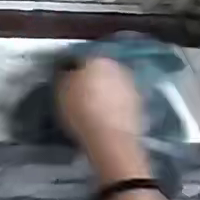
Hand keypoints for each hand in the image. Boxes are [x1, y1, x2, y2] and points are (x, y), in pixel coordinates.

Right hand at [56, 57, 150, 183]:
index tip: (63, 81)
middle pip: (98, 70)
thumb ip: (64, 76)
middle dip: (89, 79)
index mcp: (96, 60)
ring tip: (90, 107)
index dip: (69, 70)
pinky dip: (112, 105)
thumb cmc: (80, 111)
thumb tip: (67, 72)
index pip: (78, 59)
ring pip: (111, 84)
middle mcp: (117, 67)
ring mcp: (130, 86)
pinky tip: (102, 116)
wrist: (110, 140)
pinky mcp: (139, 105)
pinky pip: (119, 100)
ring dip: (102, 92)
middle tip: (76, 93)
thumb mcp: (60, 91)